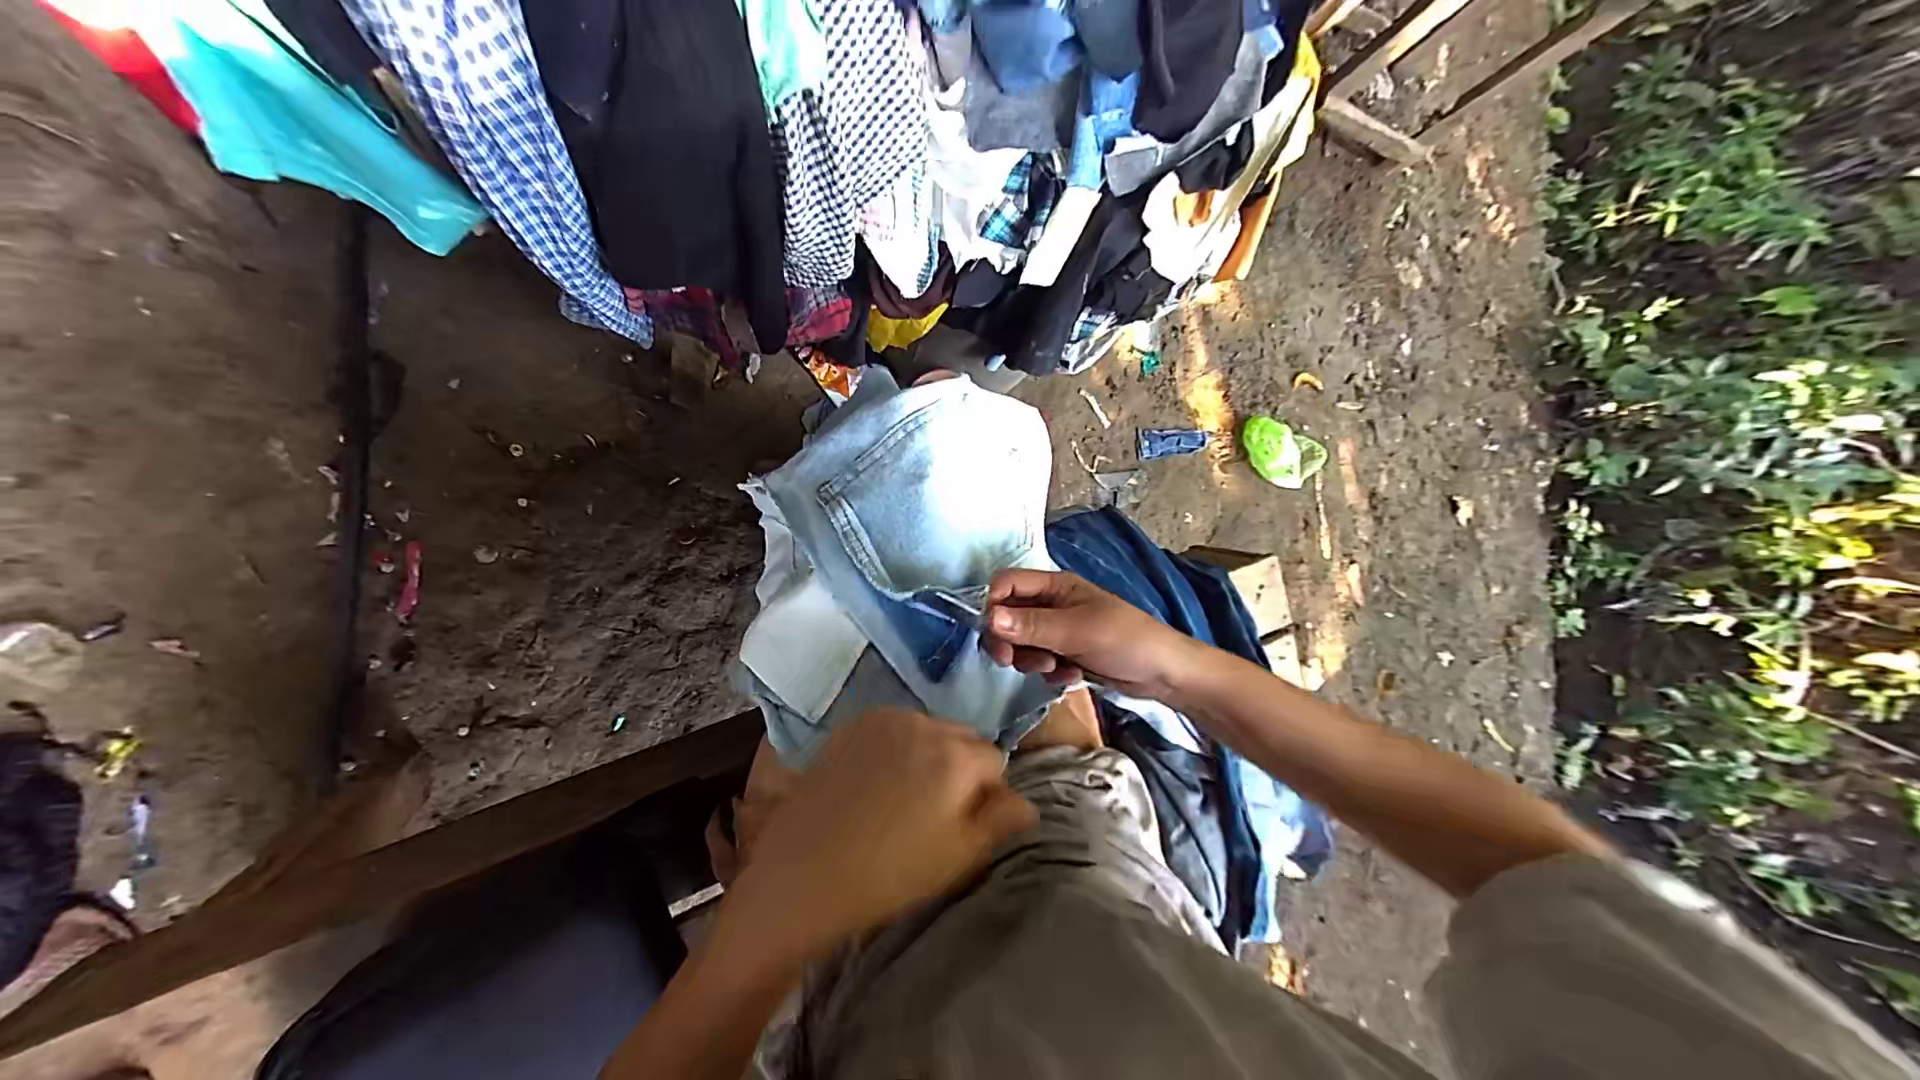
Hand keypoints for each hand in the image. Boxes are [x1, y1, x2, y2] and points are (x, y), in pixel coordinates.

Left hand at [721, 708, 1035, 964]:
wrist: (802, 874)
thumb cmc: (889, 874)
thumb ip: (1001, 820)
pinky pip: (895, 728)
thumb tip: (1027, 801)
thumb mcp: (958, 856)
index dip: (987, 792)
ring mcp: (884, 719)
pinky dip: (897, 746)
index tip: (965, 821)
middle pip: (964, 738)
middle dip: (961, 766)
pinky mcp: (853, 724)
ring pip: (929, 730)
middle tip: (936, 810)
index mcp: (956, 756)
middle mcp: (924, 723)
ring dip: (930, 754)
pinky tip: (877, 782)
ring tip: (903, 796)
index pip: (996, 759)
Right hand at [981, 569, 1201, 698]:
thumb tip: (989, 619)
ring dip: (1030, 659)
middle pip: (1007, 616)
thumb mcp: (1076, 631)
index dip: (993, 605)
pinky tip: (1070, 676)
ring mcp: (1058, 630)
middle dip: (1009, 640)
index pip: (1006, 583)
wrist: (1164, 674)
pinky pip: (1039, 661)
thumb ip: (1032, 626)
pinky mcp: (1065, 654)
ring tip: (1055, 669)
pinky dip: (1049, 672)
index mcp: (1055, 586)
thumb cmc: (1124, 640)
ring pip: (1020, 642)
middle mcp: (1051, 604)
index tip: (995, 634)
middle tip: (1012, 661)